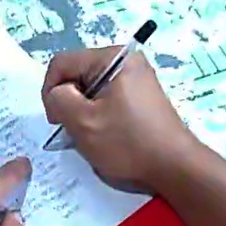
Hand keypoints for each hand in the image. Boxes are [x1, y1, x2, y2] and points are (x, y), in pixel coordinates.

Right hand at [43, 47, 202, 193]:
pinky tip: (108, 137)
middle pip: (77, 75)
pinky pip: (108, 101)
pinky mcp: (142, 98)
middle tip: (78, 131)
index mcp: (114, 58)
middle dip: (70, 103)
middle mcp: (127, 61)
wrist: (174, 168)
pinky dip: (100, 118)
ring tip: (95, 137)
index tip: (57, 121)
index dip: (51, 92)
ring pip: (91, 91)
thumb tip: (58, 94)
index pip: (62, 63)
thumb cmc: (128, 144)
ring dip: (85, 114)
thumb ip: (59, 100)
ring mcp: (137, 79)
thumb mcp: (83, 122)